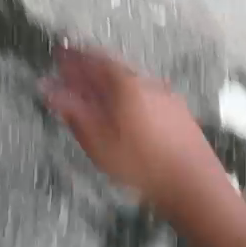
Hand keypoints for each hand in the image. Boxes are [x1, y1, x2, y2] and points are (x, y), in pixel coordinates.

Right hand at [40, 47, 229, 217]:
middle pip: (111, 66)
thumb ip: (71, 110)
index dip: (71, 56)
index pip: (91, 58)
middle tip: (72, 75)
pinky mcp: (180, 113)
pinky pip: (145, 93)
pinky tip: (123, 112)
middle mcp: (146, 82)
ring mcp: (167, 96)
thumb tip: (46, 87)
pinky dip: (126, 95)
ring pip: (129, 80)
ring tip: (94, 95)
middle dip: (89, 68)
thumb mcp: (97, 141)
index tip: (57, 55)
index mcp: (125, 83)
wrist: (198, 191)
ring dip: (108, 82)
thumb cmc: (141, 165)